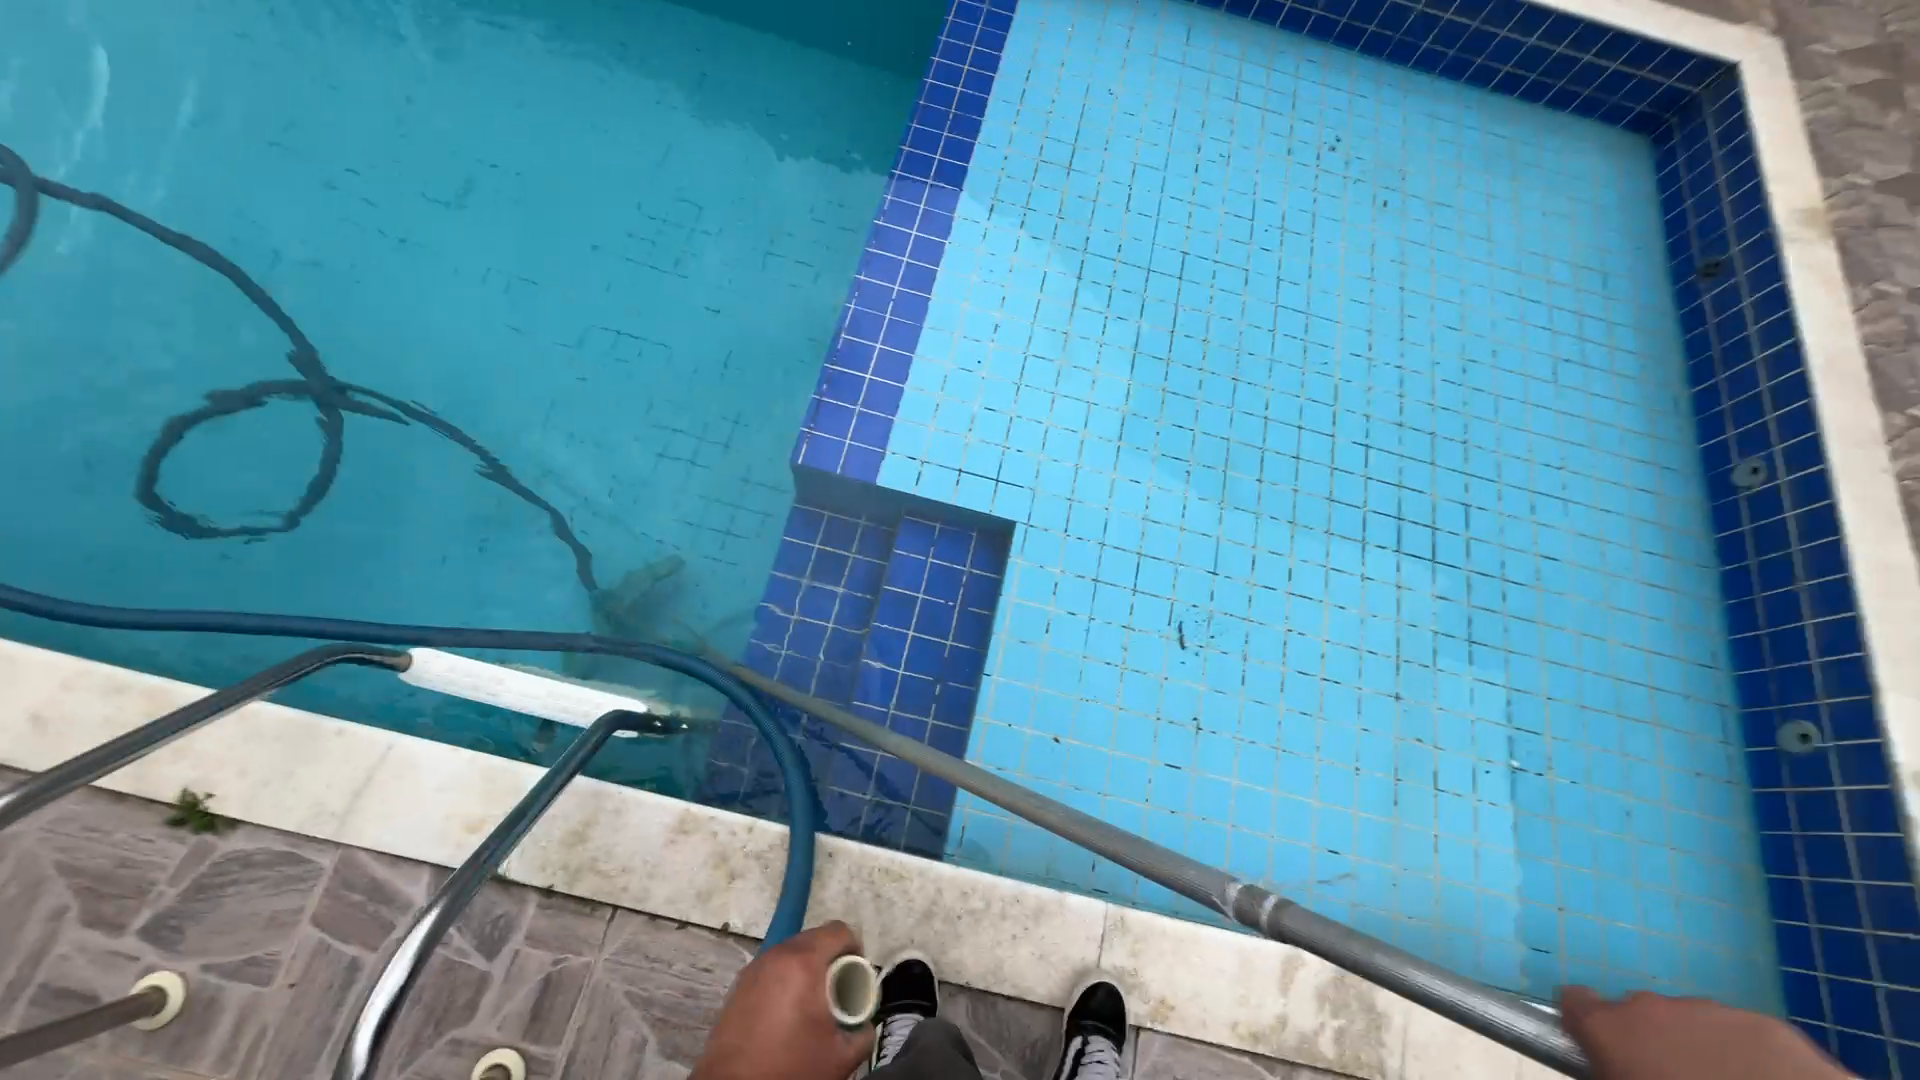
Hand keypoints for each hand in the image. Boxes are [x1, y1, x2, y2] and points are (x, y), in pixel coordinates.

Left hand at [691, 921, 874, 1079]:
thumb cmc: (790, 1068)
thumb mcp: (840, 1057)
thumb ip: (863, 1033)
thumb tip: (864, 1023)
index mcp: (804, 963)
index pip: (838, 930)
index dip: (855, 948)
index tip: (856, 975)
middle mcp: (777, 955)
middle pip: (815, 938)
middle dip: (831, 958)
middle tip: (838, 991)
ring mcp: (754, 968)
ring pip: (791, 952)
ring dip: (808, 967)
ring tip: (812, 1002)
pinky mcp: (738, 985)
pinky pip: (772, 968)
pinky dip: (786, 978)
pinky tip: (787, 1012)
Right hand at [1558, 986, 1848, 1079]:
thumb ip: (1609, 1070)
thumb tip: (1611, 1065)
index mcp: (1609, 1027)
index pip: (1574, 1000)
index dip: (1585, 1022)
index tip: (1604, 1049)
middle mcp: (1650, 1007)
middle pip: (1640, 1013)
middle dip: (1654, 1041)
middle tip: (1677, 1079)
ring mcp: (1710, 1011)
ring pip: (1694, 1023)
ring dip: (1702, 1047)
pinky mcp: (1766, 1024)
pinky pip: (1745, 1035)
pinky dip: (1749, 1056)